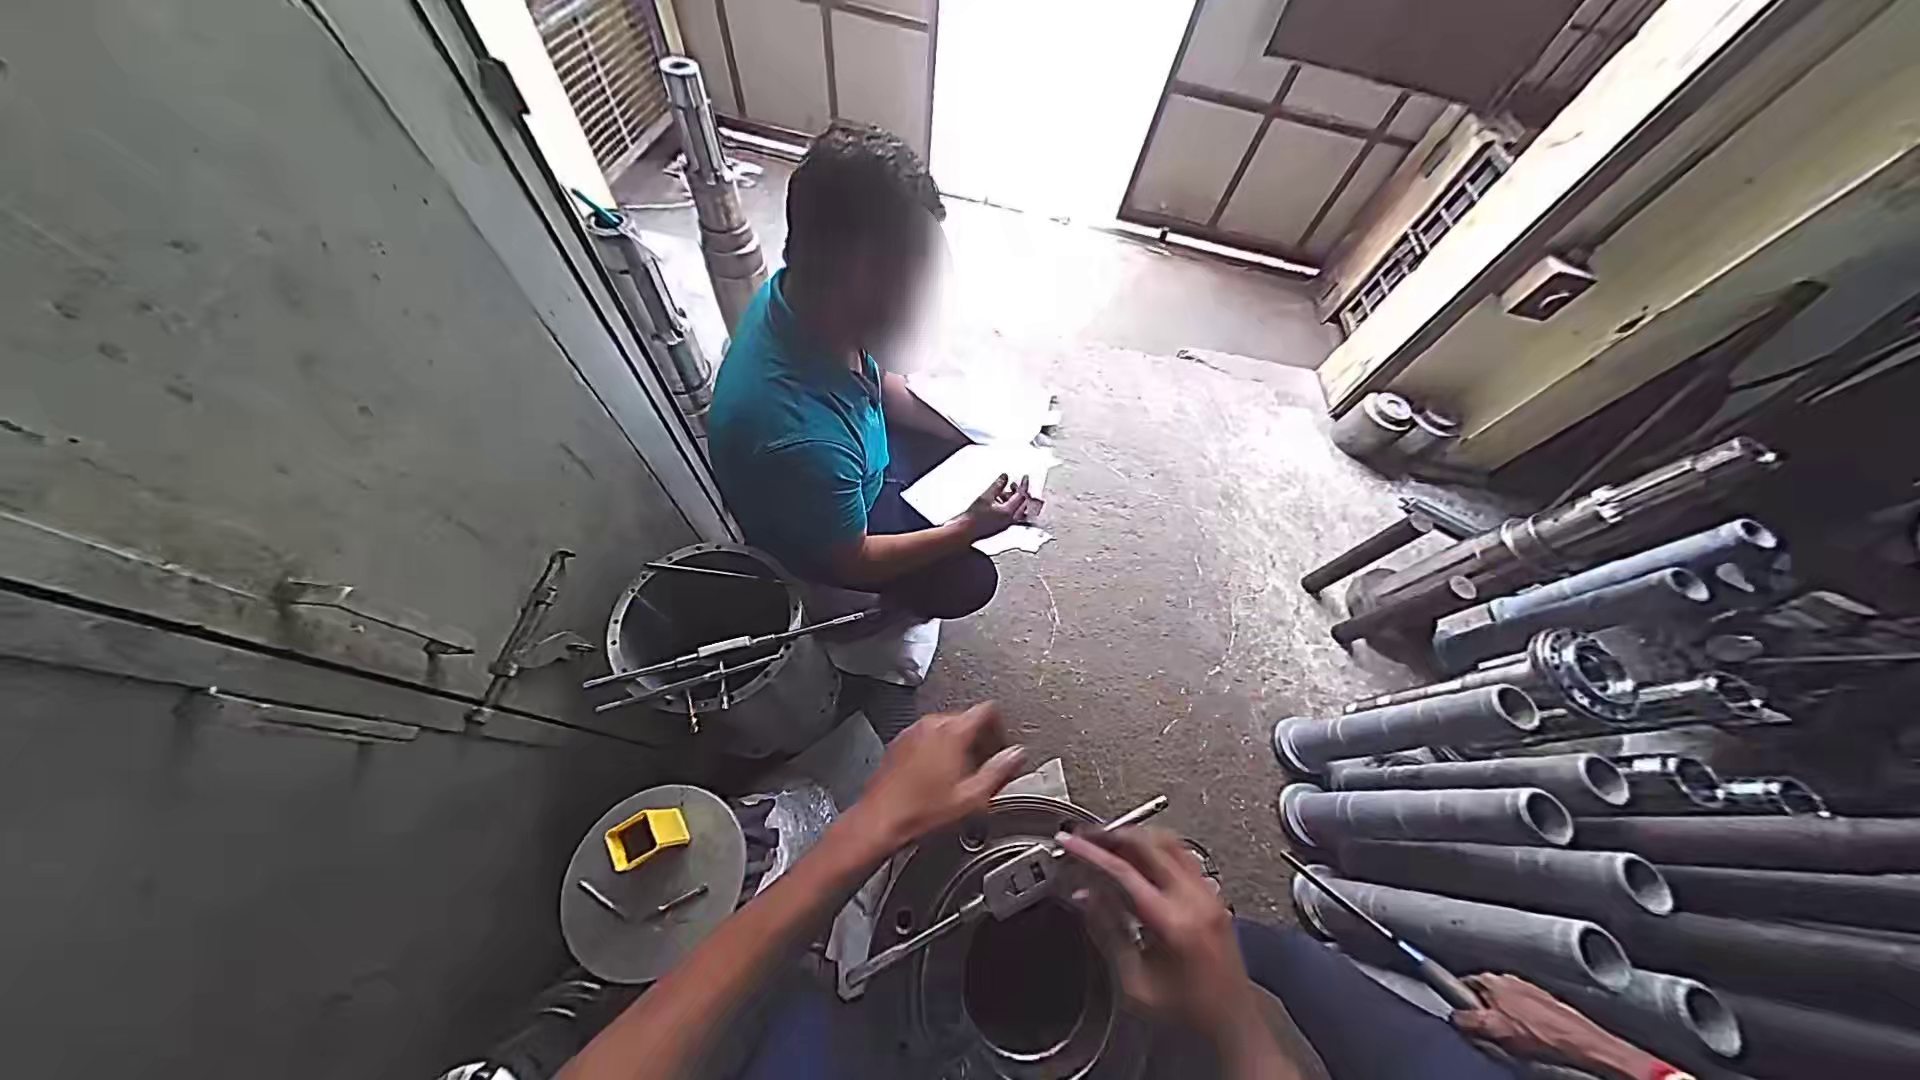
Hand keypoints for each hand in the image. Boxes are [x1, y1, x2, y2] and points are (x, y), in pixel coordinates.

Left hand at [845, 702, 1028, 853]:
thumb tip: (1016, 756)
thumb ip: (1000, 771)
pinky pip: (926, 737)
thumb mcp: (972, 797)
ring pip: (945, 728)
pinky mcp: (899, 743)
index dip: (1000, 726)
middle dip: (979, 739)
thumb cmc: (920, 812)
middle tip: (984, 764)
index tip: (1001, 743)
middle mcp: (931, 725)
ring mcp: (912, 732)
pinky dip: (936, 749)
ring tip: (959, 774)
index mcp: (952, 732)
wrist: (880, 820)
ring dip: (957, 744)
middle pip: (966, 719)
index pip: (986, 710)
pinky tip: (936, 776)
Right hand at [960, 473, 1030, 538]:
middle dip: (1020, 493)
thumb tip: (1005, 477)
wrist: (965, 531)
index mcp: (1008, 512)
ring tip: (1003, 493)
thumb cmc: (973, 518)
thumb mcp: (985, 497)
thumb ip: (997, 486)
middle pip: (1023, 504)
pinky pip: (1011, 515)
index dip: (1023, 485)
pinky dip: (1009, 506)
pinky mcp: (1001, 526)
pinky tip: (999, 502)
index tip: (1024, 478)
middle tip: (1014, 485)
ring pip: (1018, 510)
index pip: (1022, 496)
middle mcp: (1010, 520)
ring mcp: (1006, 524)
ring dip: (1014, 500)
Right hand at [1058, 827, 1253, 1040]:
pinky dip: (1155, 844)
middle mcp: (1194, 900)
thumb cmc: (1188, 1012)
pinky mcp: (1213, 894)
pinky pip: (1182, 852)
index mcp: (1173, 923)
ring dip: (1133, 835)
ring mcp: (1207, 894)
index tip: (1070, 842)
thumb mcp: (1135, 982)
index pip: (1123, 871)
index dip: (1091, 852)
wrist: (1232, 1025)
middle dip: (1109, 835)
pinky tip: (1140, 852)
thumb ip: (1107, 932)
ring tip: (1108, 840)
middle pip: (1146, 843)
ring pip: (1166, 840)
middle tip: (1085, 835)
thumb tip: (1085, 895)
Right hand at [1453, 974, 1664, 1079]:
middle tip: (1497, 1035)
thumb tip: (1454, 1017)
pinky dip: (1529, 1025)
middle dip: (1487, 1013)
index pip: (1462, 985)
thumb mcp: (1494, 1031)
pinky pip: (1528, 1012)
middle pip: (1485, 995)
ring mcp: (1530, 989)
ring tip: (1521, 1041)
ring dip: (1509, 1020)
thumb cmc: (1545, 1038)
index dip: (1464, 1005)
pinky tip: (1537, 1040)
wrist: (1588, 1048)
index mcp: (1489, 979)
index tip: (1470, 1021)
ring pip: (1507, 1004)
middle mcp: (1507, 978)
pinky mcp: (1548, 1003)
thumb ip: (1466, 1020)